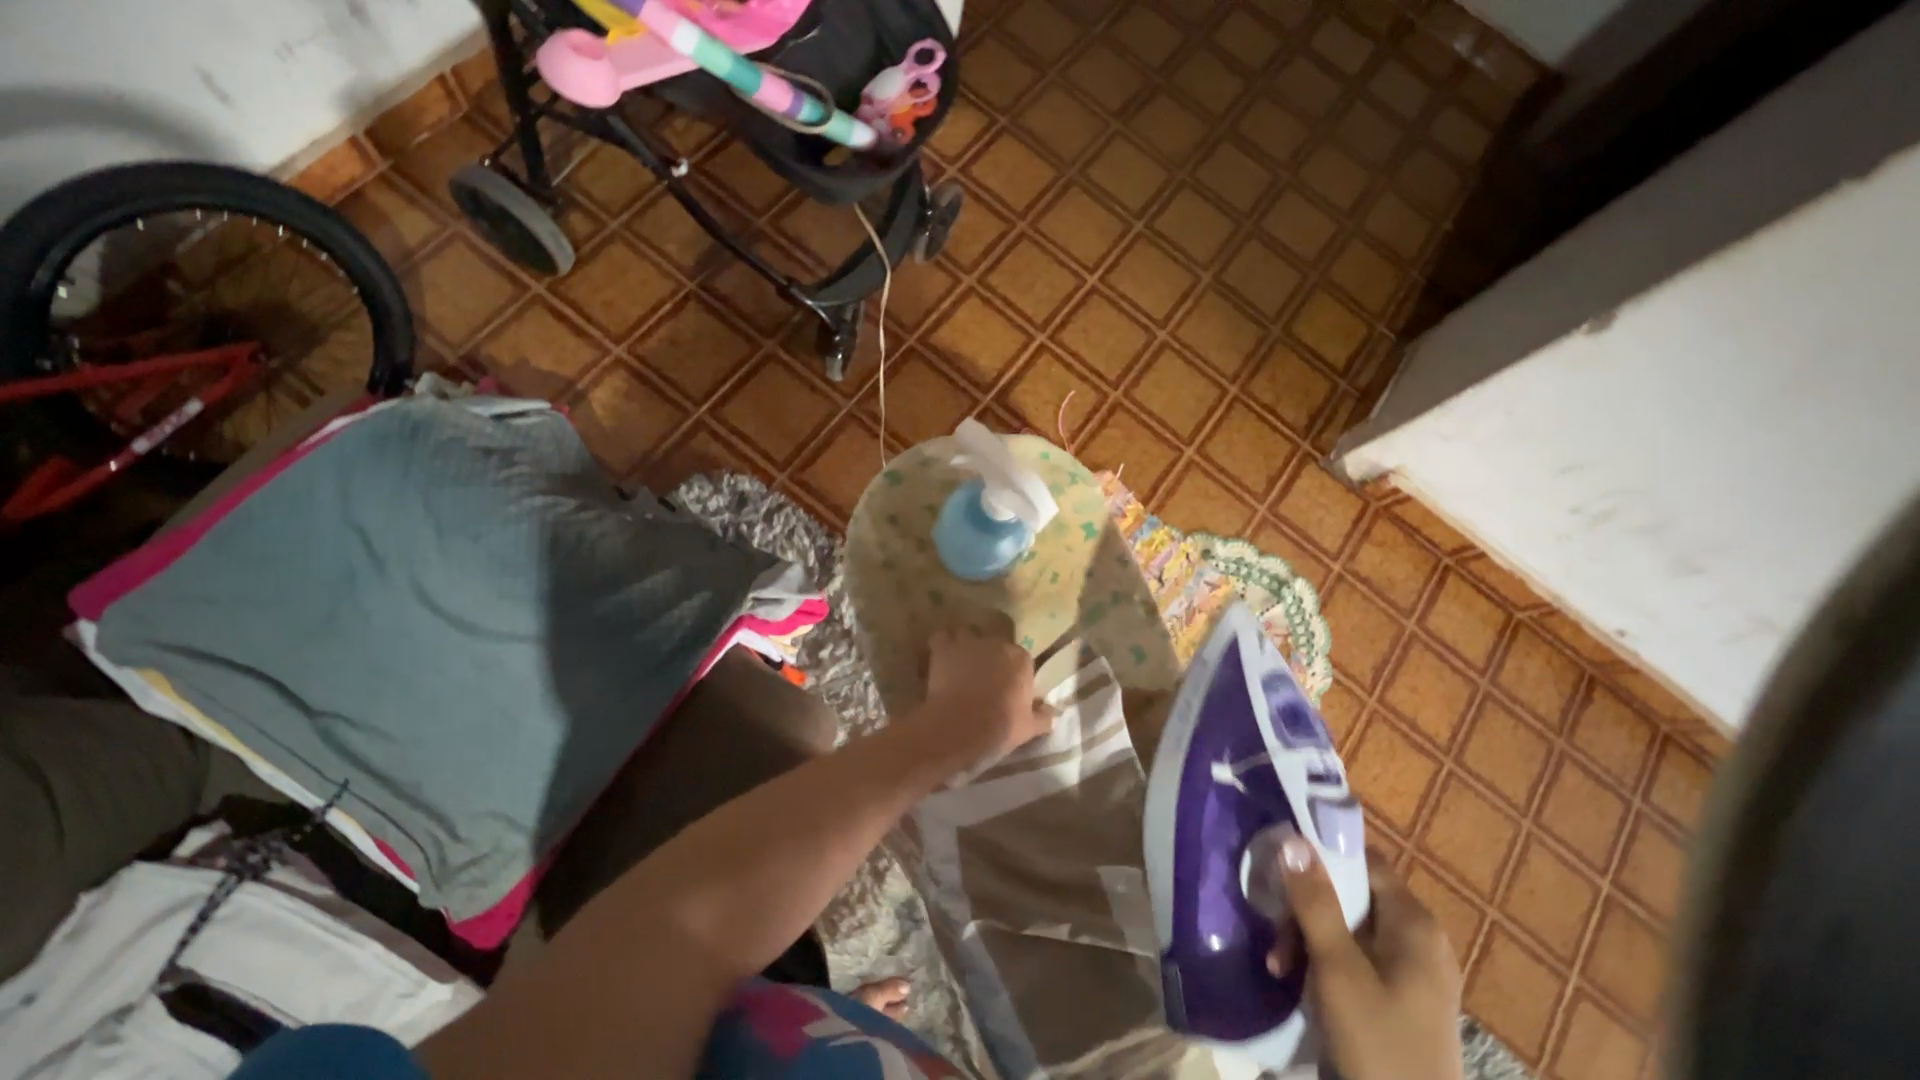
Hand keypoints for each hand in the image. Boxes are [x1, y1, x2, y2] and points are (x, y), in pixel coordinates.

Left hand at [918, 626, 1055, 759]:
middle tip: (983, 676)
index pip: (1020, 658)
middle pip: (993, 642)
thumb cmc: (1000, 726)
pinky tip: (940, 658)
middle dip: (989, 655)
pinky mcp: (944, 649)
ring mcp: (969, 643)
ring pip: (967, 634)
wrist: (961, 726)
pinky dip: (941, 645)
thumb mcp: (1029, 728)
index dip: (1012, 671)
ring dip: (964, 644)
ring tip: (960, 662)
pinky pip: (941, 638)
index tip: (1007, 687)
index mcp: (1021, 659)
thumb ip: (1043, 717)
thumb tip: (1053, 712)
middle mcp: (996, 644)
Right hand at [1269, 838, 1463, 1079]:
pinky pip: (1364, 961)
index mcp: (1415, 922)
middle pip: (1356, 898)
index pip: (1365, 861)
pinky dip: (1332, 966)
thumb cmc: (1376, 1040)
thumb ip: (1316, 903)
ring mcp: (1420, 972)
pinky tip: (1308, 990)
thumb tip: (1294, 839)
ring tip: (1282, 972)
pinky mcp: (1410, 1001)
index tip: (1280, 878)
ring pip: (1355, 932)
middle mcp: (1424, 938)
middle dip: (1309, 914)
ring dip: (1313, 943)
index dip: (1322, 861)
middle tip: (1277, 947)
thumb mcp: (1336, 969)